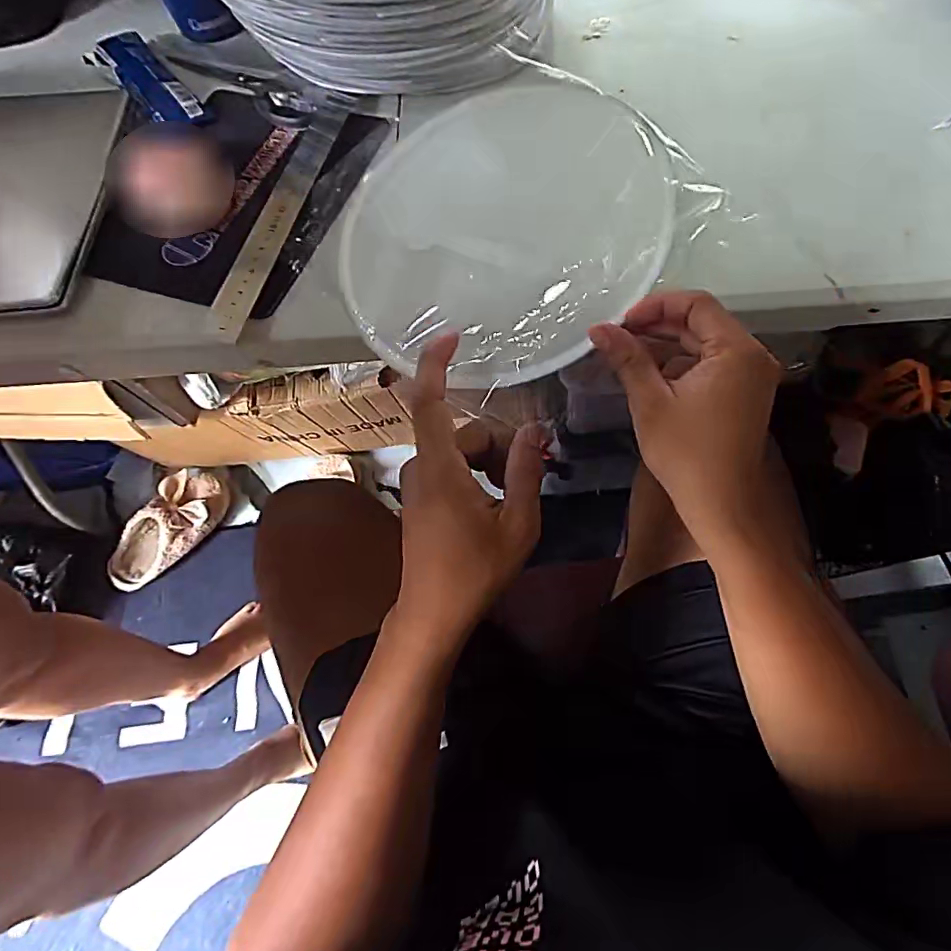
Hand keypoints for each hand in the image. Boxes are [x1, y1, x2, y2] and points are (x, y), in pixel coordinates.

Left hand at [392, 333, 545, 643]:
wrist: (432, 613)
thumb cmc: (476, 571)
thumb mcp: (518, 522)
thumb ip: (525, 470)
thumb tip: (534, 428)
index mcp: (441, 469)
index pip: (431, 403)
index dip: (436, 365)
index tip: (451, 337)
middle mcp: (421, 467)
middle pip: (464, 431)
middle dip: (499, 447)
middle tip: (525, 482)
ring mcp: (416, 482)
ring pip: (461, 450)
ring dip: (491, 464)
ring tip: (510, 500)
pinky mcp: (419, 496)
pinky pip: (452, 466)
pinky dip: (477, 474)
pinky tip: (494, 504)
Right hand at [588, 291, 782, 547]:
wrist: (722, 505)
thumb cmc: (688, 457)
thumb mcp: (651, 402)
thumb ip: (628, 358)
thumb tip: (600, 329)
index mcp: (738, 351)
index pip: (697, 305)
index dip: (656, 306)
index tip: (623, 321)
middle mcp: (754, 357)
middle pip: (704, 323)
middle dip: (660, 326)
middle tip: (619, 335)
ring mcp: (754, 377)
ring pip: (707, 345)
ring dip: (669, 346)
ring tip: (628, 354)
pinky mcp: (747, 395)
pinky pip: (714, 366)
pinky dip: (684, 365)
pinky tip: (652, 374)